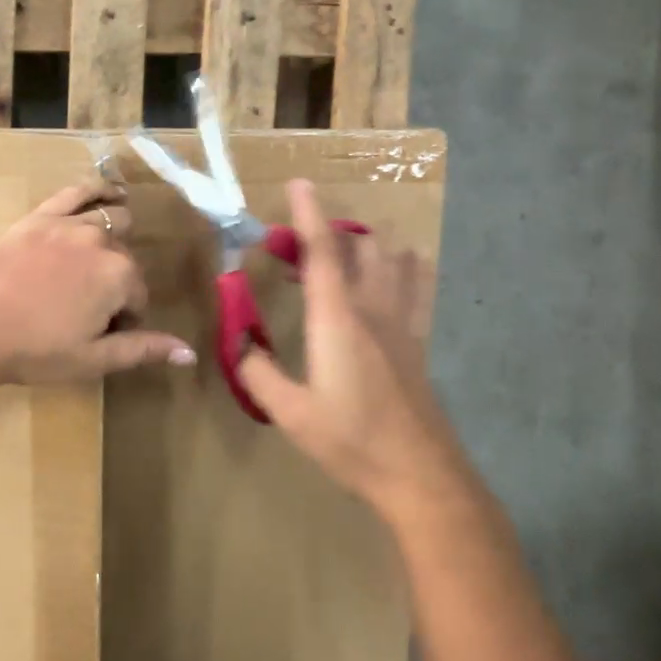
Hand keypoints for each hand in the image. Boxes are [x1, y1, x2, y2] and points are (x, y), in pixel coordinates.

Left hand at [0, 184, 196, 385]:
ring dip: (113, 239)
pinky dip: (98, 189)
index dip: (123, 319)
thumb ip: (142, 349)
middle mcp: (100, 242)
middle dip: (115, 283)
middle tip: (85, 311)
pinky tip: (110, 192)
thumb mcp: (92, 359)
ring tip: (99, 260)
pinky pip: (75, 193)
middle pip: (123, 261)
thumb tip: (189, 354)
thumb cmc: (33, 351)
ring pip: (109, 221)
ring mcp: (67, 224)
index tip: (99, 334)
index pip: (137, 297)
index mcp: (120, 276)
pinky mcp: (37, 218)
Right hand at [238, 180, 474, 521]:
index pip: (323, 253)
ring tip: (337, 255)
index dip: (310, 214)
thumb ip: (256, 370)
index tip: (299, 184)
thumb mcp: (289, 411)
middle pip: (361, 248)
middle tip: (293, 243)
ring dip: (366, 245)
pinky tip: (388, 275)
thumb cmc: (351, 442)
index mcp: (338, 321)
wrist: (421, 476)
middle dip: (329, 231)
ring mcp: (403, 325)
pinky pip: (413, 286)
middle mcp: (374, 311)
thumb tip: (239, 341)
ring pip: (394, 261)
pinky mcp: (417, 343)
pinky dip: (398, 266)